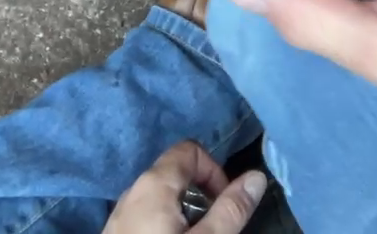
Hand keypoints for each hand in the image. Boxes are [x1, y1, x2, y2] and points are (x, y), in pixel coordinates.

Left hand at [102, 141, 267, 233]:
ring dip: (183, 215)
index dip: (214, 172)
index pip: (190, 150)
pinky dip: (163, 227)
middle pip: (175, 175)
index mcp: (154, 184)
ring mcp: (119, 216)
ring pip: (160, 200)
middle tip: (211, 230)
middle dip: (201, 198)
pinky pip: (144, 218)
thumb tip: (257, 176)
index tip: (224, 206)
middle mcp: (132, 191)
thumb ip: (231, 209)